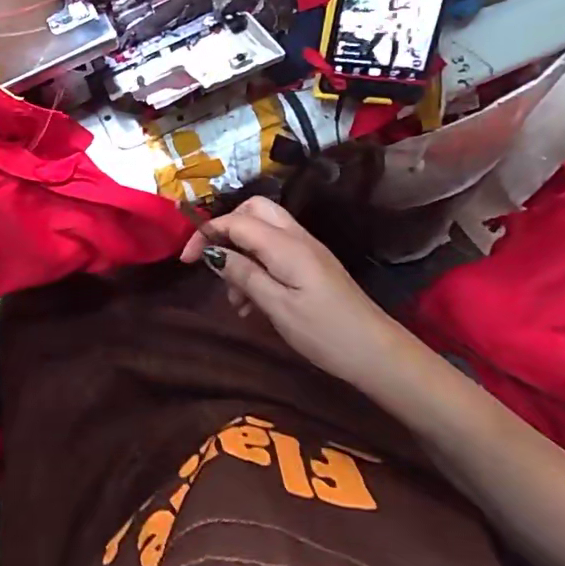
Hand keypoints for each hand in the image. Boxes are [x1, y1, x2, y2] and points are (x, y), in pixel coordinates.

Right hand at [179, 197, 418, 388]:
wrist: (378, 354)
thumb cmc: (325, 332)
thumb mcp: (276, 306)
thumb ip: (243, 274)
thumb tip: (212, 252)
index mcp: (286, 245)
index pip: (236, 221)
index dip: (206, 233)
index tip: (186, 260)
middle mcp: (297, 238)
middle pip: (253, 211)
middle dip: (225, 229)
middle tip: (212, 261)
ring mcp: (307, 251)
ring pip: (263, 231)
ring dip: (240, 252)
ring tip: (234, 297)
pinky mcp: (312, 266)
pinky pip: (275, 251)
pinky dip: (256, 265)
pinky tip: (252, 303)